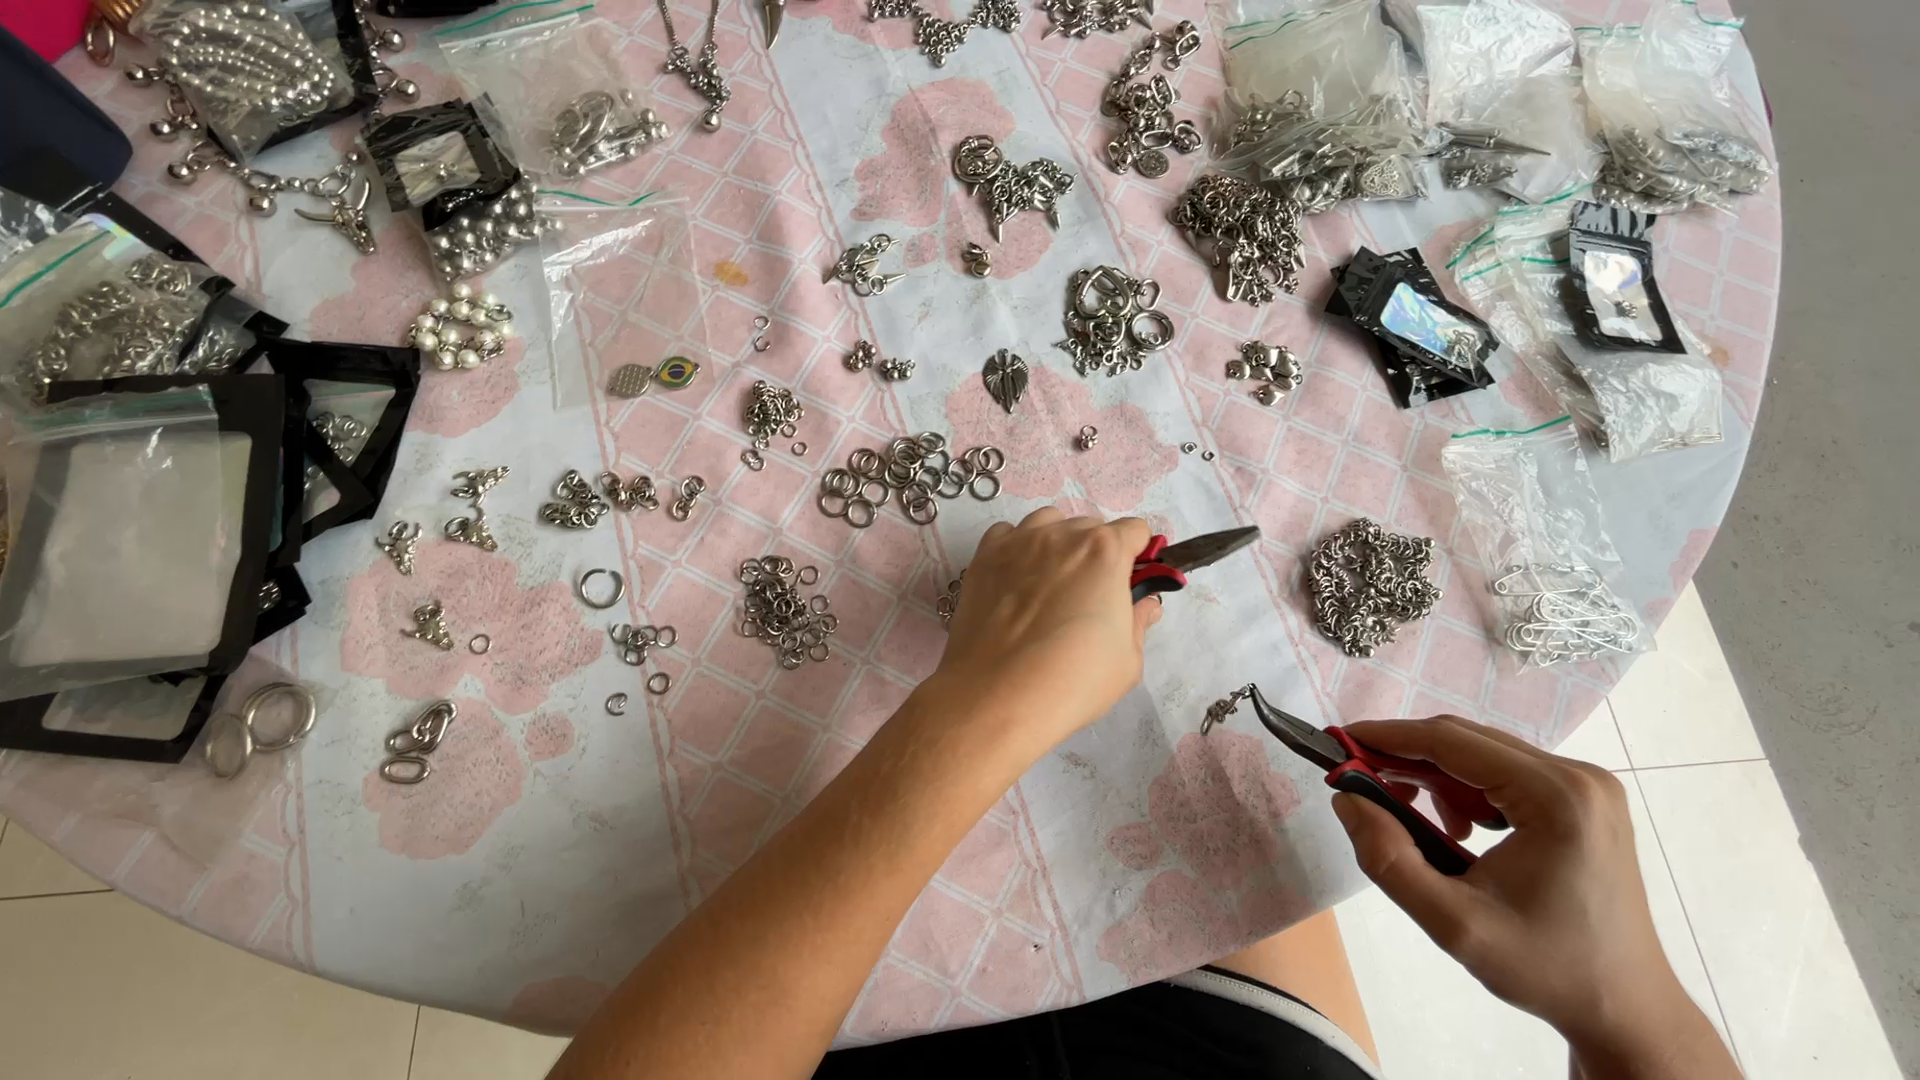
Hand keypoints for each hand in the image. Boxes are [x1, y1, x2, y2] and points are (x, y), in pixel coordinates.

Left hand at [931, 507, 1159, 755]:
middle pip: (1090, 527)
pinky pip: (1007, 534)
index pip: (1134, 530)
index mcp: (1105, 552)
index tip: (1129, 584)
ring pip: (1048, 523)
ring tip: (1051, 583)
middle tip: (1090, 596)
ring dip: (1058, 543)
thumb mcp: (1128, 660)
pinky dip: (1017, 548)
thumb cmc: (1073, 681)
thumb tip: (1146, 604)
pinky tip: (1017, 581)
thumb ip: (1139, 622)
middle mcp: (1061, 535)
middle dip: (1098, 553)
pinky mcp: (983, 557)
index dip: (1137, 556)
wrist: (997, 696)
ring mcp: (1018, 542)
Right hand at [1331, 717, 1736, 1076]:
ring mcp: (1586, 784)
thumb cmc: (1545, 968)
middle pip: (1465, 739)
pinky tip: (1456, 828)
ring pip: (1480, 751)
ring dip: (1433, 775)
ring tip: (1408, 817)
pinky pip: (1503, 769)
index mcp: (1556, 797)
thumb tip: (1345, 797)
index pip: (1451, 740)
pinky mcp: (1584, 798)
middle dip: (1405, 756)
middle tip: (1360, 783)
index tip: (1337, 742)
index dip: (1386, 736)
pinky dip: (1463, 788)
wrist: (1627, 1009)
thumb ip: (1387, 858)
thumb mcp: (1451, 923)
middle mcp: (1578, 776)